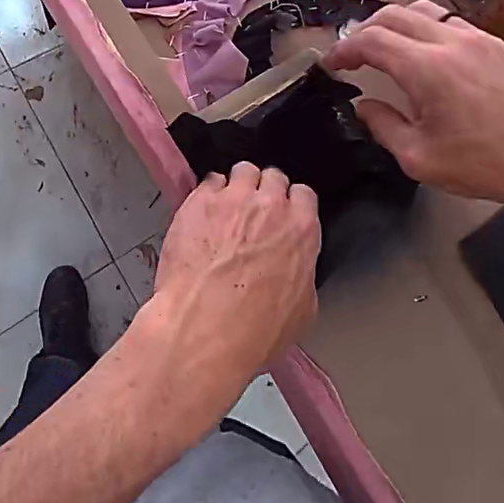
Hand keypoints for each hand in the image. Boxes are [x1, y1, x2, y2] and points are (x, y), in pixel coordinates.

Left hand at [152, 162, 319, 370]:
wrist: (204, 332)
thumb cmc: (251, 329)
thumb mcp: (302, 311)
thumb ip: (303, 275)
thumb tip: (296, 275)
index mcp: (301, 229)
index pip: (304, 195)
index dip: (291, 205)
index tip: (283, 215)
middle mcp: (271, 206)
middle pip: (273, 177)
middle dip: (264, 192)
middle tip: (253, 213)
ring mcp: (234, 200)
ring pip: (243, 171)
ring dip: (237, 186)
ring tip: (227, 207)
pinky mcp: (199, 203)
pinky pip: (208, 181)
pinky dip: (207, 194)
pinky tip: (202, 214)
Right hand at [323, 1, 503, 207]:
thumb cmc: (487, 165)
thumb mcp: (420, 158)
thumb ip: (384, 126)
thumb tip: (364, 105)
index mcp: (427, 67)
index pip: (372, 40)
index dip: (344, 49)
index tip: (332, 65)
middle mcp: (452, 41)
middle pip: (395, 14)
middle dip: (366, 29)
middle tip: (354, 55)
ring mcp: (479, 39)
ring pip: (426, 12)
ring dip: (398, 24)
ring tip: (388, 50)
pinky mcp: (498, 46)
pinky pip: (452, 23)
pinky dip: (428, 30)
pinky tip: (429, 57)